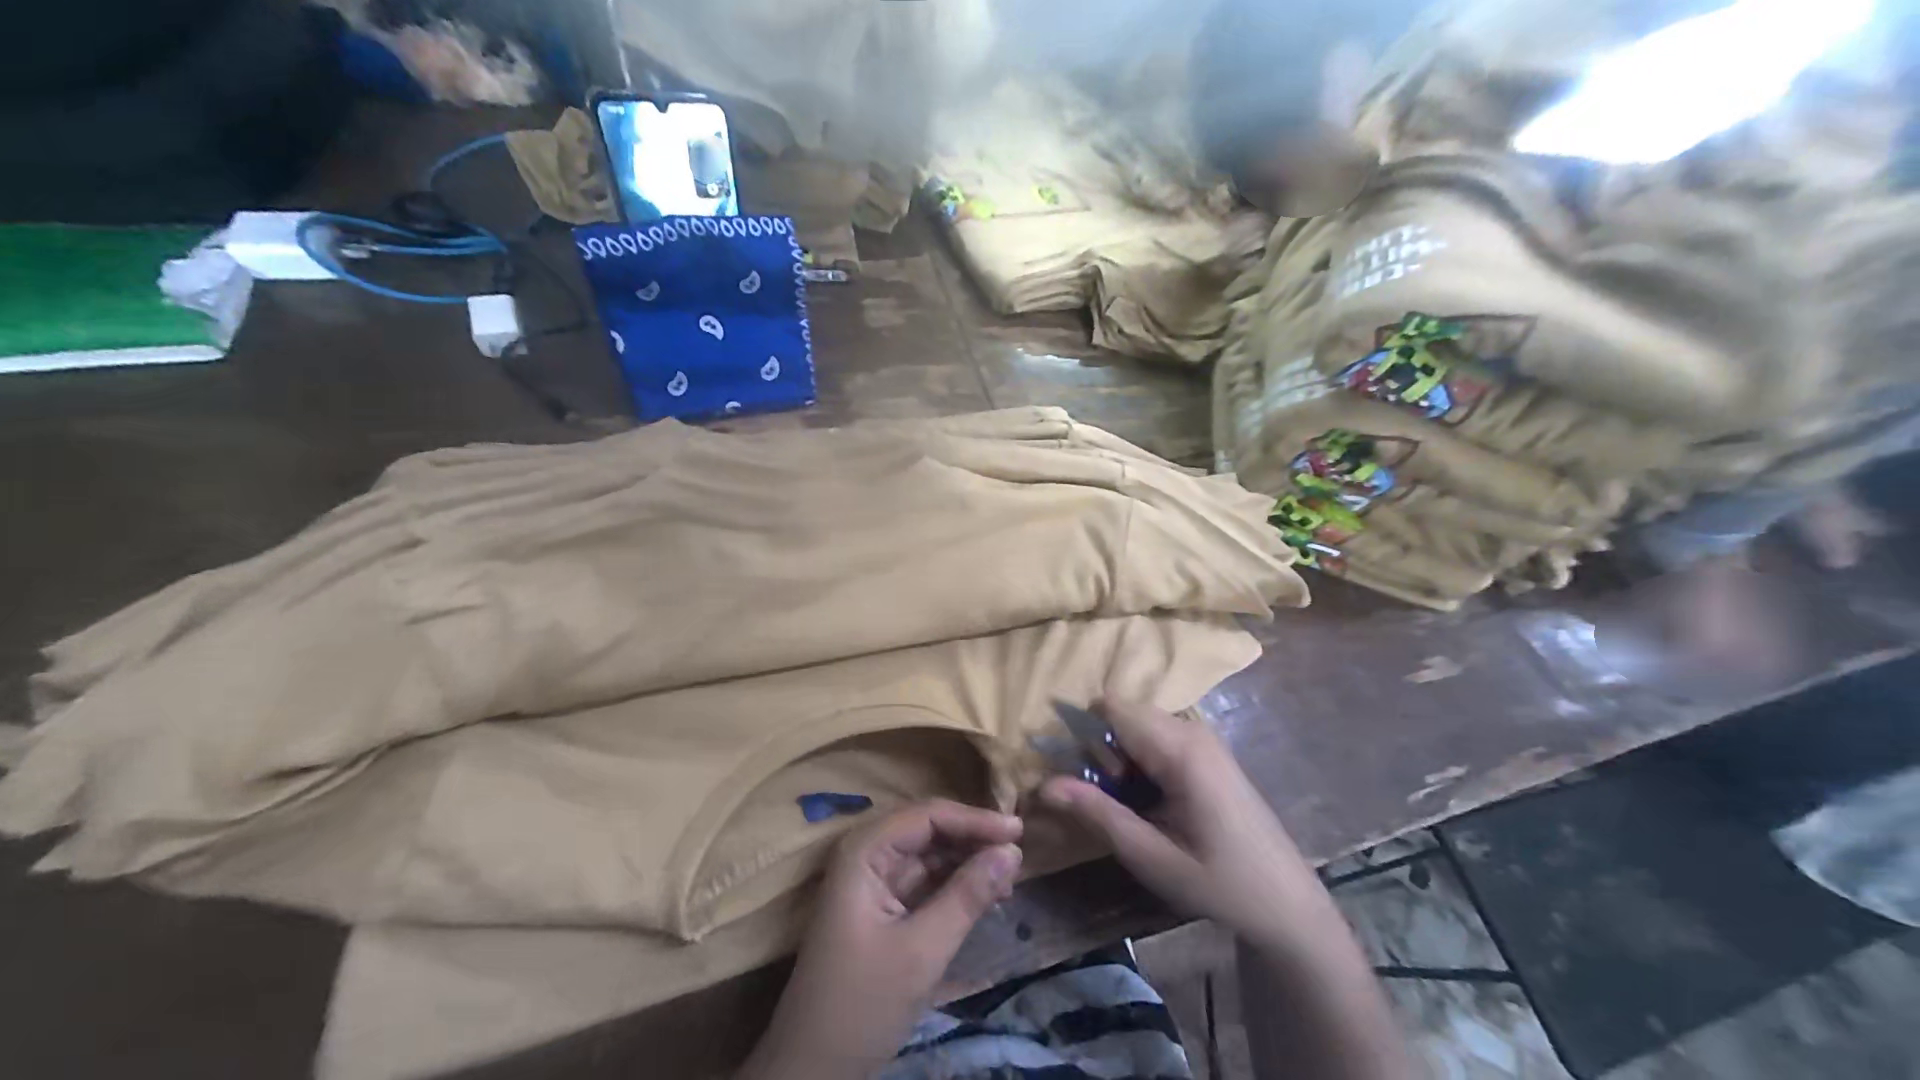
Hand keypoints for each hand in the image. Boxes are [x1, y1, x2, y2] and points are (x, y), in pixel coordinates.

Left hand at [738, 800, 1022, 1079]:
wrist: (813, 1067)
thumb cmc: (862, 1004)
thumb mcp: (922, 951)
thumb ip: (967, 896)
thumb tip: (1012, 850)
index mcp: (864, 852)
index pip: (928, 816)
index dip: (975, 819)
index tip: (1021, 830)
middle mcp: (867, 854)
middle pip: (929, 830)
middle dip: (974, 839)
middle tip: (1020, 854)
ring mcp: (873, 880)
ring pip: (931, 854)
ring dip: (969, 862)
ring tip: (1011, 879)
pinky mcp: (882, 906)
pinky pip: (926, 881)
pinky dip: (957, 885)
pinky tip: (987, 895)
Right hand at [1039, 701, 1325, 952]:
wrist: (1288, 904)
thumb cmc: (1221, 884)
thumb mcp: (1152, 857)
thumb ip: (1098, 814)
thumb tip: (1043, 784)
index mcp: (1181, 749)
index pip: (1111, 708)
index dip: (1085, 735)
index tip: (1084, 778)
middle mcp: (1192, 730)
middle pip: (1123, 713)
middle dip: (1100, 748)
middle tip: (1109, 799)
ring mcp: (1203, 738)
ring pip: (1137, 724)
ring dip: (1119, 757)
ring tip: (1130, 806)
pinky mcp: (1207, 751)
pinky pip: (1156, 737)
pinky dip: (1139, 761)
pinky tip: (1152, 803)